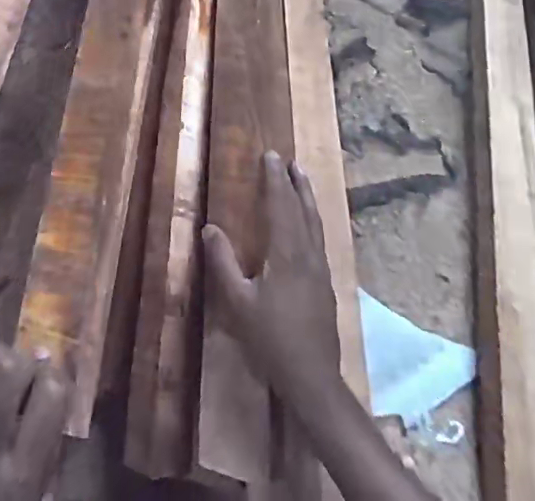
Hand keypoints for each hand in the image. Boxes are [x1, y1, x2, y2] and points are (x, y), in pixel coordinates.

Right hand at [202, 152, 340, 400]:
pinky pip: (319, 239)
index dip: (274, 180)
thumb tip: (209, 228)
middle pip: (304, 211)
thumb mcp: (237, 302)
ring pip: (316, 225)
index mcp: (287, 255)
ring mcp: (321, 271)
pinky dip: (312, 220)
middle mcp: (309, 256)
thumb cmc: (271, 338)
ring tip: (302, 181)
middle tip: (289, 161)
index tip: (270, 156)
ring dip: (307, 200)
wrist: (313, 378)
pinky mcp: (326, 285)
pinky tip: (309, 225)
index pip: (281, 207)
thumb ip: (223, 263)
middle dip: (295, 184)